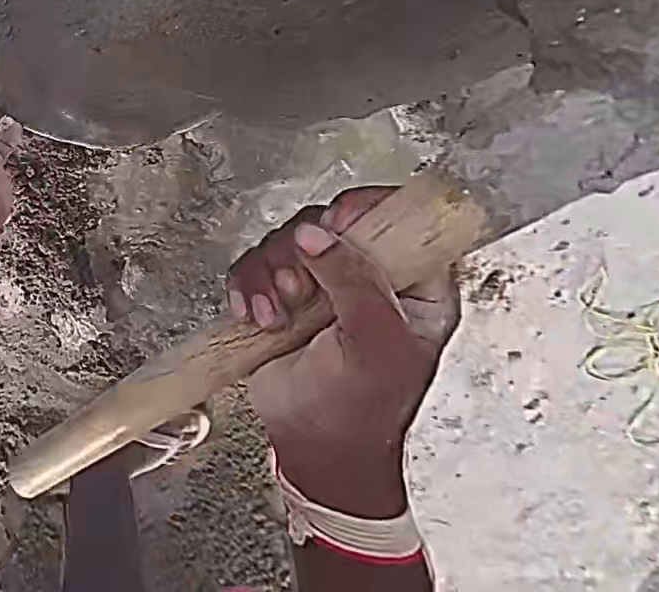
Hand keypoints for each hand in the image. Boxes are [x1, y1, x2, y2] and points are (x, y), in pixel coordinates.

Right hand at [231, 187, 460, 516]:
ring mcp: (320, 281)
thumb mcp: (374, 347)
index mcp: (412, 285)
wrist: (313, 447)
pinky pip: (254, 263)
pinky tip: (253, 315)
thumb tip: (316, 233)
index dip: (365, 211)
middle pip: (325, 222)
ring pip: (284, 240)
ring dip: (268, 275)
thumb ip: (353, 284)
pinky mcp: (279, 291)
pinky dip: (246, 285)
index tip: (335, 226)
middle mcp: (365, 275)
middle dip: (299, 254)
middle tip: (298, 290)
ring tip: (274, 315)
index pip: (399, 221)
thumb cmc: (361, 408)